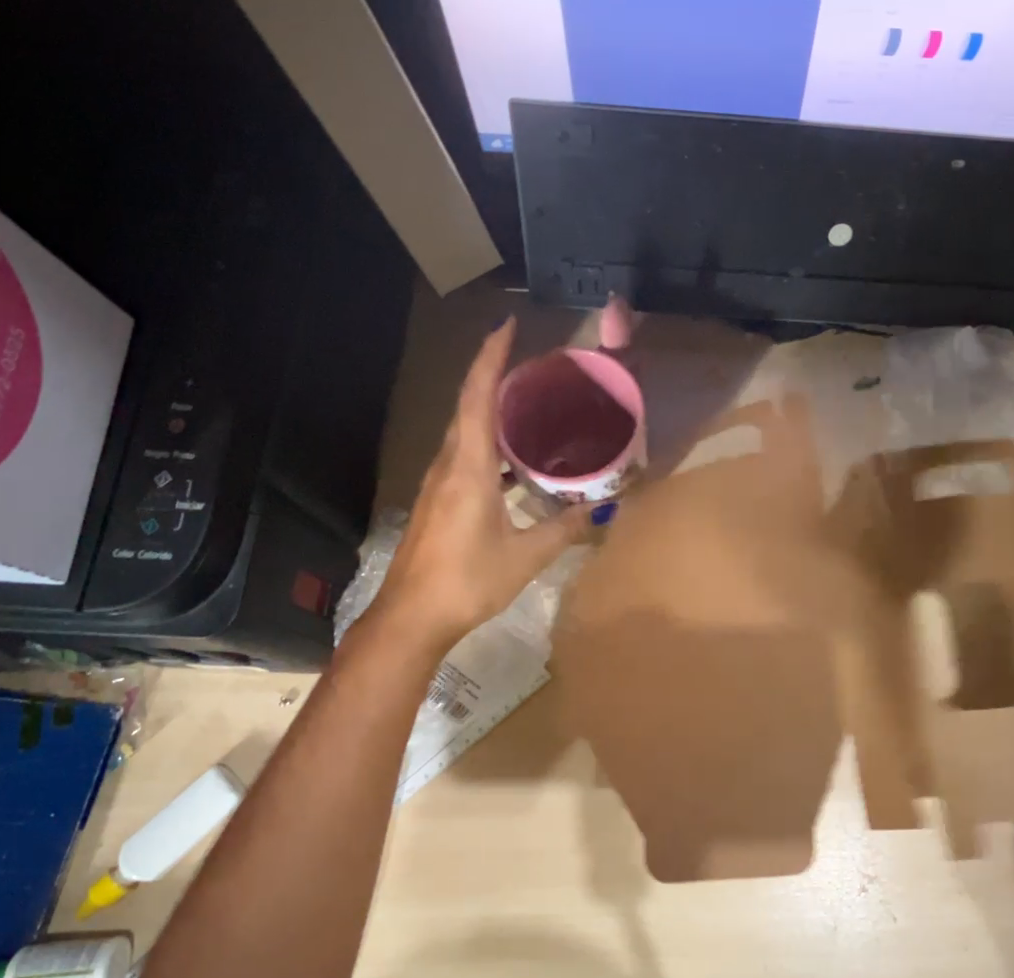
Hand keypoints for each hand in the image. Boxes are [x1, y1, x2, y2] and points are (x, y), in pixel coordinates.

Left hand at [355, 317, 589, 652]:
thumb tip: (601, 510)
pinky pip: (464, 455)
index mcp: (469, 467)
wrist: (412, 616)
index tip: (508, 327)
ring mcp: (439, 483)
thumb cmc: (468, 580)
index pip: (477, 397)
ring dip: (491, 410)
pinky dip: (488, 442)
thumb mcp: (525, 556)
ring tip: (529, 403)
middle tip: (532, 364)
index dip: (491, 358)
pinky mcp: (439, 501)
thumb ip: (563, 529)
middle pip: (468, 406)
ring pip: (465, 431)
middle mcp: (449, 465)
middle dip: (494, 376)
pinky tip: (513, 459)